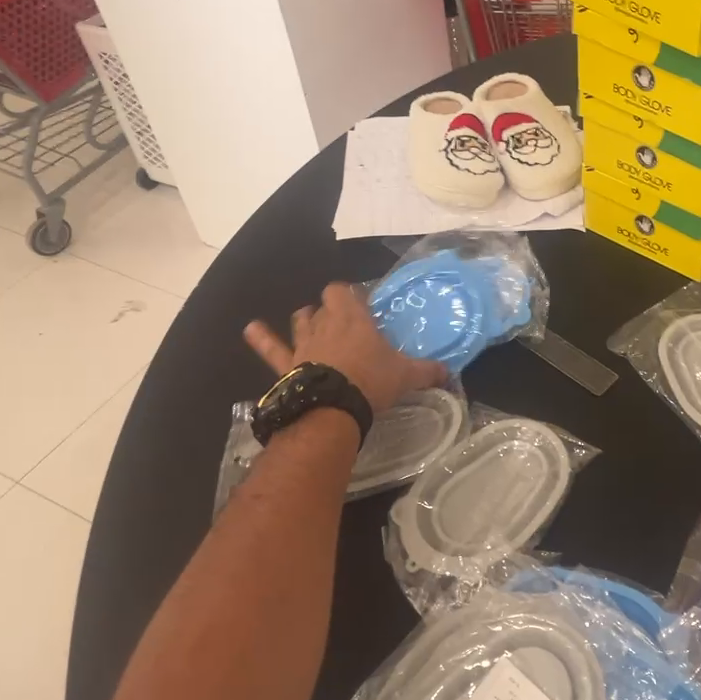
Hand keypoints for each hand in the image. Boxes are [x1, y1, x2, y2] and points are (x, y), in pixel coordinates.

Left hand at [244, 283, 447, 415]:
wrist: (331, 408)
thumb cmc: (371, 383)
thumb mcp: (406, 376)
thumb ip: (428, 371)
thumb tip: (449, 373)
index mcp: (355, 320)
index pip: (344, 291)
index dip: (349, 295)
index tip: (360, 305)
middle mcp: (326, 324)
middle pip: (322, 305)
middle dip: (329, 310)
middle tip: (342, 322)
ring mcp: (302, 343)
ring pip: (300, 321)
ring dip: (304, 321)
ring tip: (310, 324)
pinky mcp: (286, 365)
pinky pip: (270, 347)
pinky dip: (261, 337)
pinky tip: (251, 329)